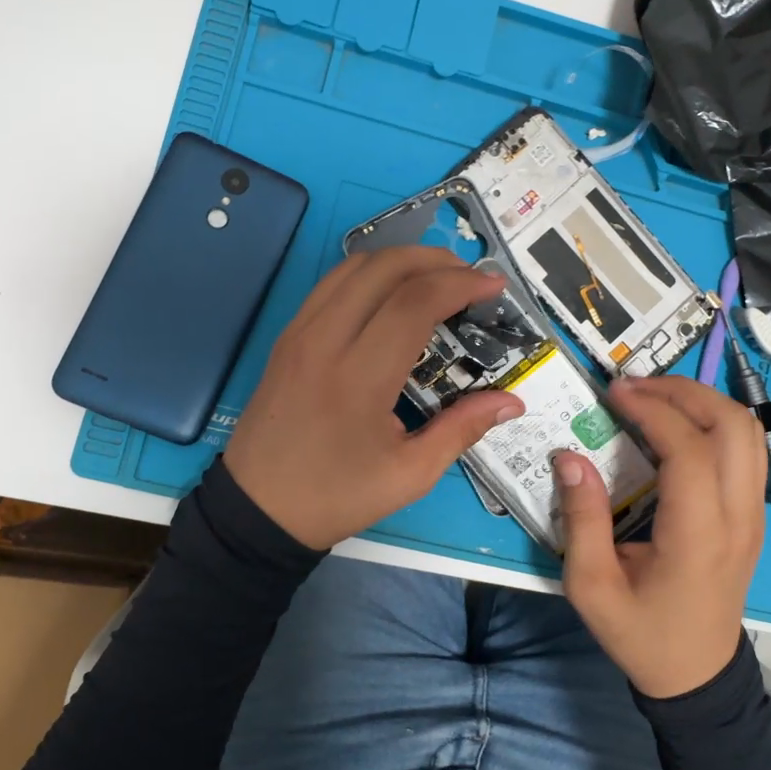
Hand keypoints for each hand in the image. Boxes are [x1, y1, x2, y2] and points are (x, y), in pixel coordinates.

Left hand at [225, 247, 524, 550]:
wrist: (258, 508)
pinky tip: (392, 294)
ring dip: (401, 261)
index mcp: (358, 377)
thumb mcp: (409, 475)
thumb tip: (512, 401)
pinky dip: (369, 274)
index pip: (414, 302)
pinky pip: (331, 284)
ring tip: (437, 278)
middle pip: (384, 268)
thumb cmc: (337, 495)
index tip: (494, 286)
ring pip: (353, 266)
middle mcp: (325, 340)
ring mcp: (300, 333)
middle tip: (471, 276)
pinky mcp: (287, 337)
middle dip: (435, 261)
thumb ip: (462, 429)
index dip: (460, 284)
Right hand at [555, 376, 765, 697]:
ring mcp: (753, 515)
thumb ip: (581, 519)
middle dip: (684, 392)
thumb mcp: (592, 587)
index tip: (614, 393)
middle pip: (734, 425)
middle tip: (635, 388)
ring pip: (749, 432)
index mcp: (699, 536)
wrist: (695, 675)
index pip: (690, 449)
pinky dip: (714, 424)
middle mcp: (738, 516)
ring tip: (654, 399)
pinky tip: (676, 428)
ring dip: (703, 403)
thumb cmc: (641, 634)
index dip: (653, 409)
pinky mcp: (752, 516)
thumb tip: (569, 456)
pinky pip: (746, 451)